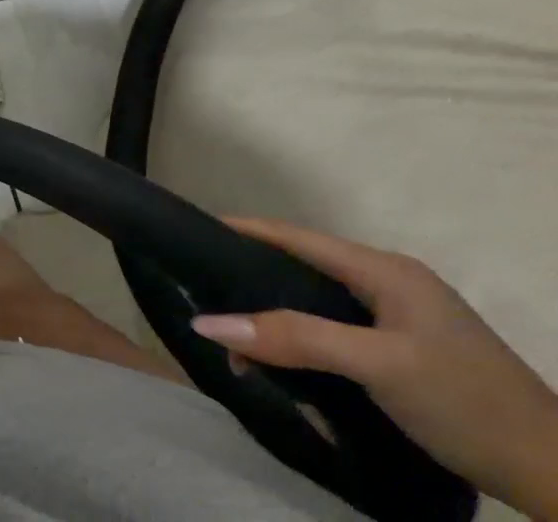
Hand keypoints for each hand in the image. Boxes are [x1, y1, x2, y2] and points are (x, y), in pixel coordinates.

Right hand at [191, 218, 557, 517]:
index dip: (237, 230)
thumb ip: (292, 337)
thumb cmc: (466, 402)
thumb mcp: (376, 365)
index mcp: (385, 270)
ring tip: (229, 345)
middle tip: (195, 299)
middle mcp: (388, 283)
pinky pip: (327, 331)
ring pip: (309, 304)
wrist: (555, 473)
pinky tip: (275, 365)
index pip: (293, 235)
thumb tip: (204, 322)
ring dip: (268, 322)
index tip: (182, 234)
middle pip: (296, 268)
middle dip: (244, 283)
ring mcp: (397, 319)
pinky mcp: (399, 352)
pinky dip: (294, 342)